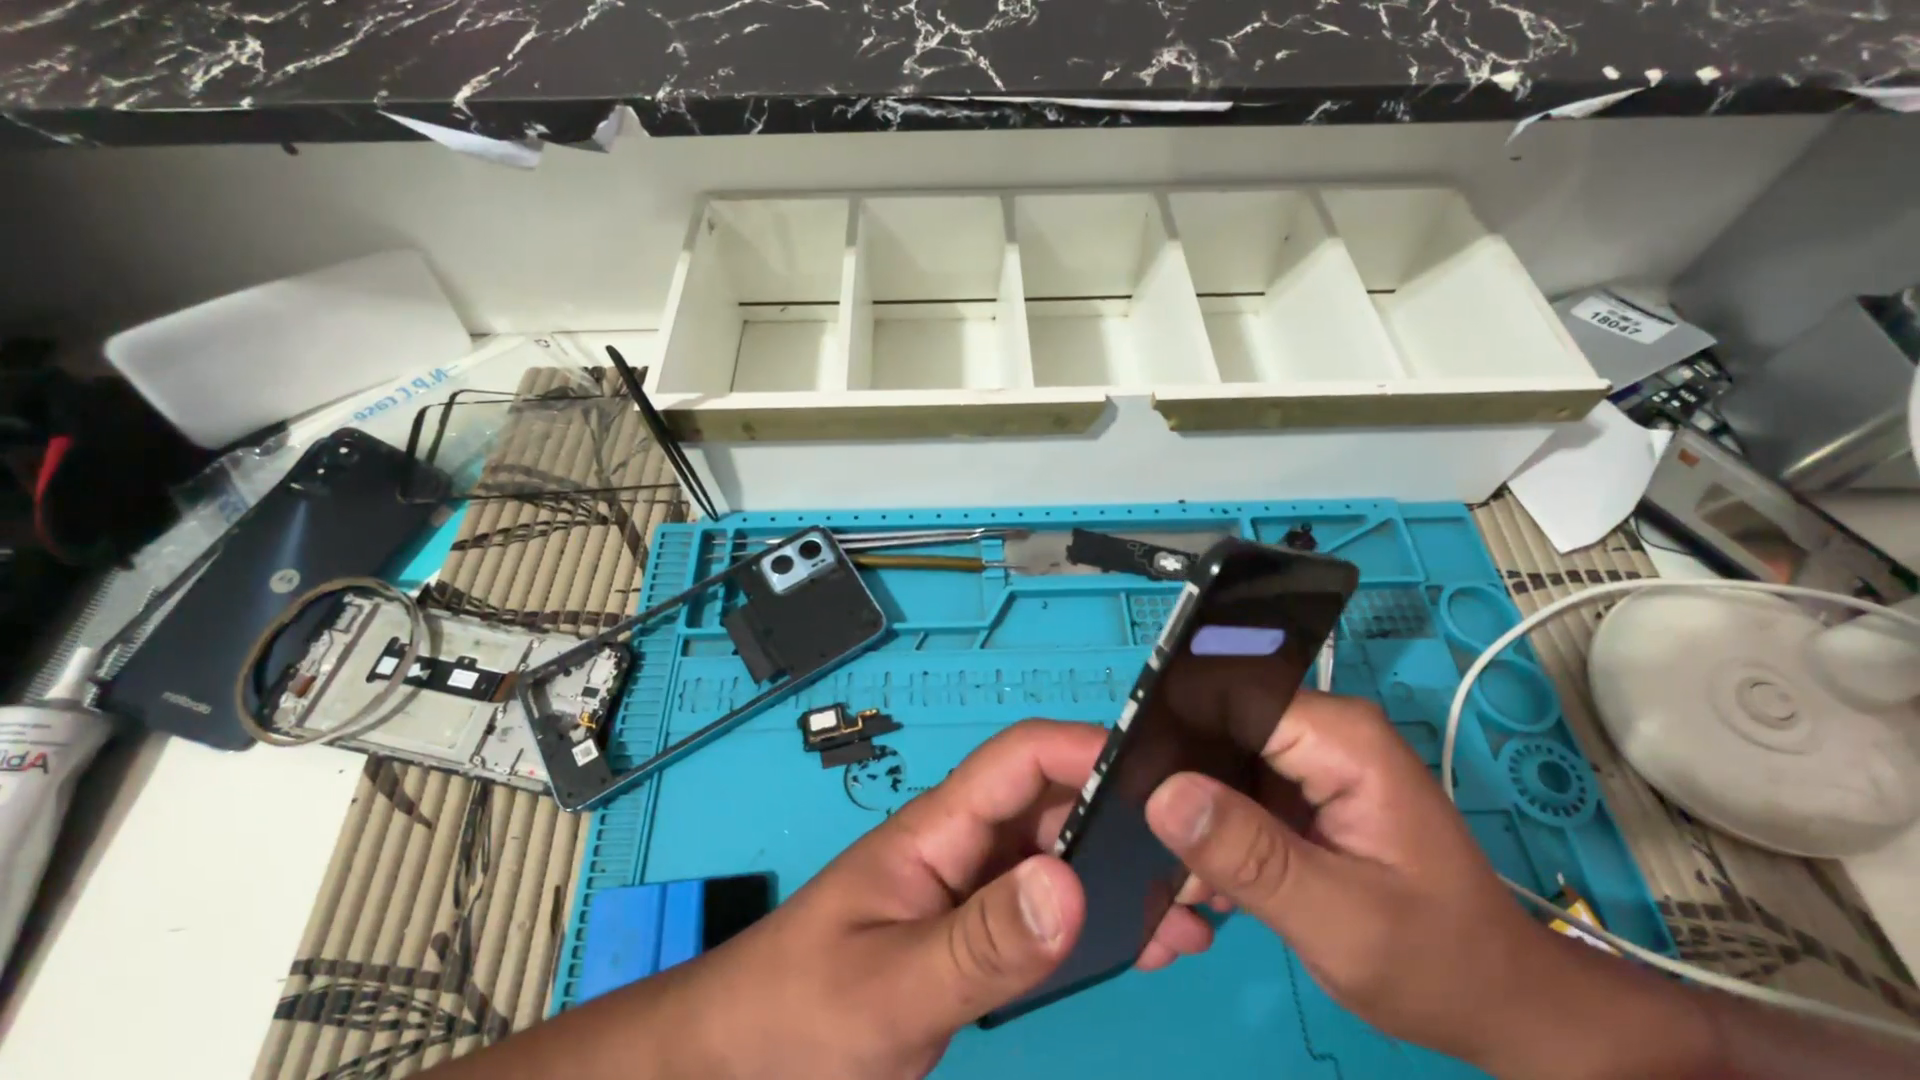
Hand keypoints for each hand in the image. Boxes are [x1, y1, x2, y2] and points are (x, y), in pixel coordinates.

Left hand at [667, 720, 1214, 1077]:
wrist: (737, 1066)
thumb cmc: (793, 1014)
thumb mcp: (889, 986)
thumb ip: (979, 944)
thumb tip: (1072, 885)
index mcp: (934, 833)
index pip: (1019, 760)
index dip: (1087, 749)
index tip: (1163, 776)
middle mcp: (960, 852)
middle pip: (1053, 806)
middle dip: (1126, 819)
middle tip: (1203, 860)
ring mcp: (969, 897)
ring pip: (1060, 863)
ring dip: (1123, 876)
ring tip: (1194, 910)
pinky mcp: (974, 942)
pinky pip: (1048, 918)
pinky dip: (1101, 924)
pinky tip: (1147, 943)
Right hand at [1142, 691, 1713, 1077]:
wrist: (1499, 1006)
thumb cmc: (1438, 962)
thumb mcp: (1340, 920)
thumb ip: (1252, 856)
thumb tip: (1163, 795)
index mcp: (1338, 738)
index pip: (1224, 700)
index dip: (1164, 735)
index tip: (1115, 786)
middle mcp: (1319, 735)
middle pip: (1209, 732)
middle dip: (1162, 786)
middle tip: (1119, 845)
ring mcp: (1307, 768)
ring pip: (1211, 770)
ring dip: (1178, 823)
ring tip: (1149, 882)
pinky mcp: (1297, 802)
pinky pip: (1228, 802)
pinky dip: (1202, 843)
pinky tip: (1185, 891)